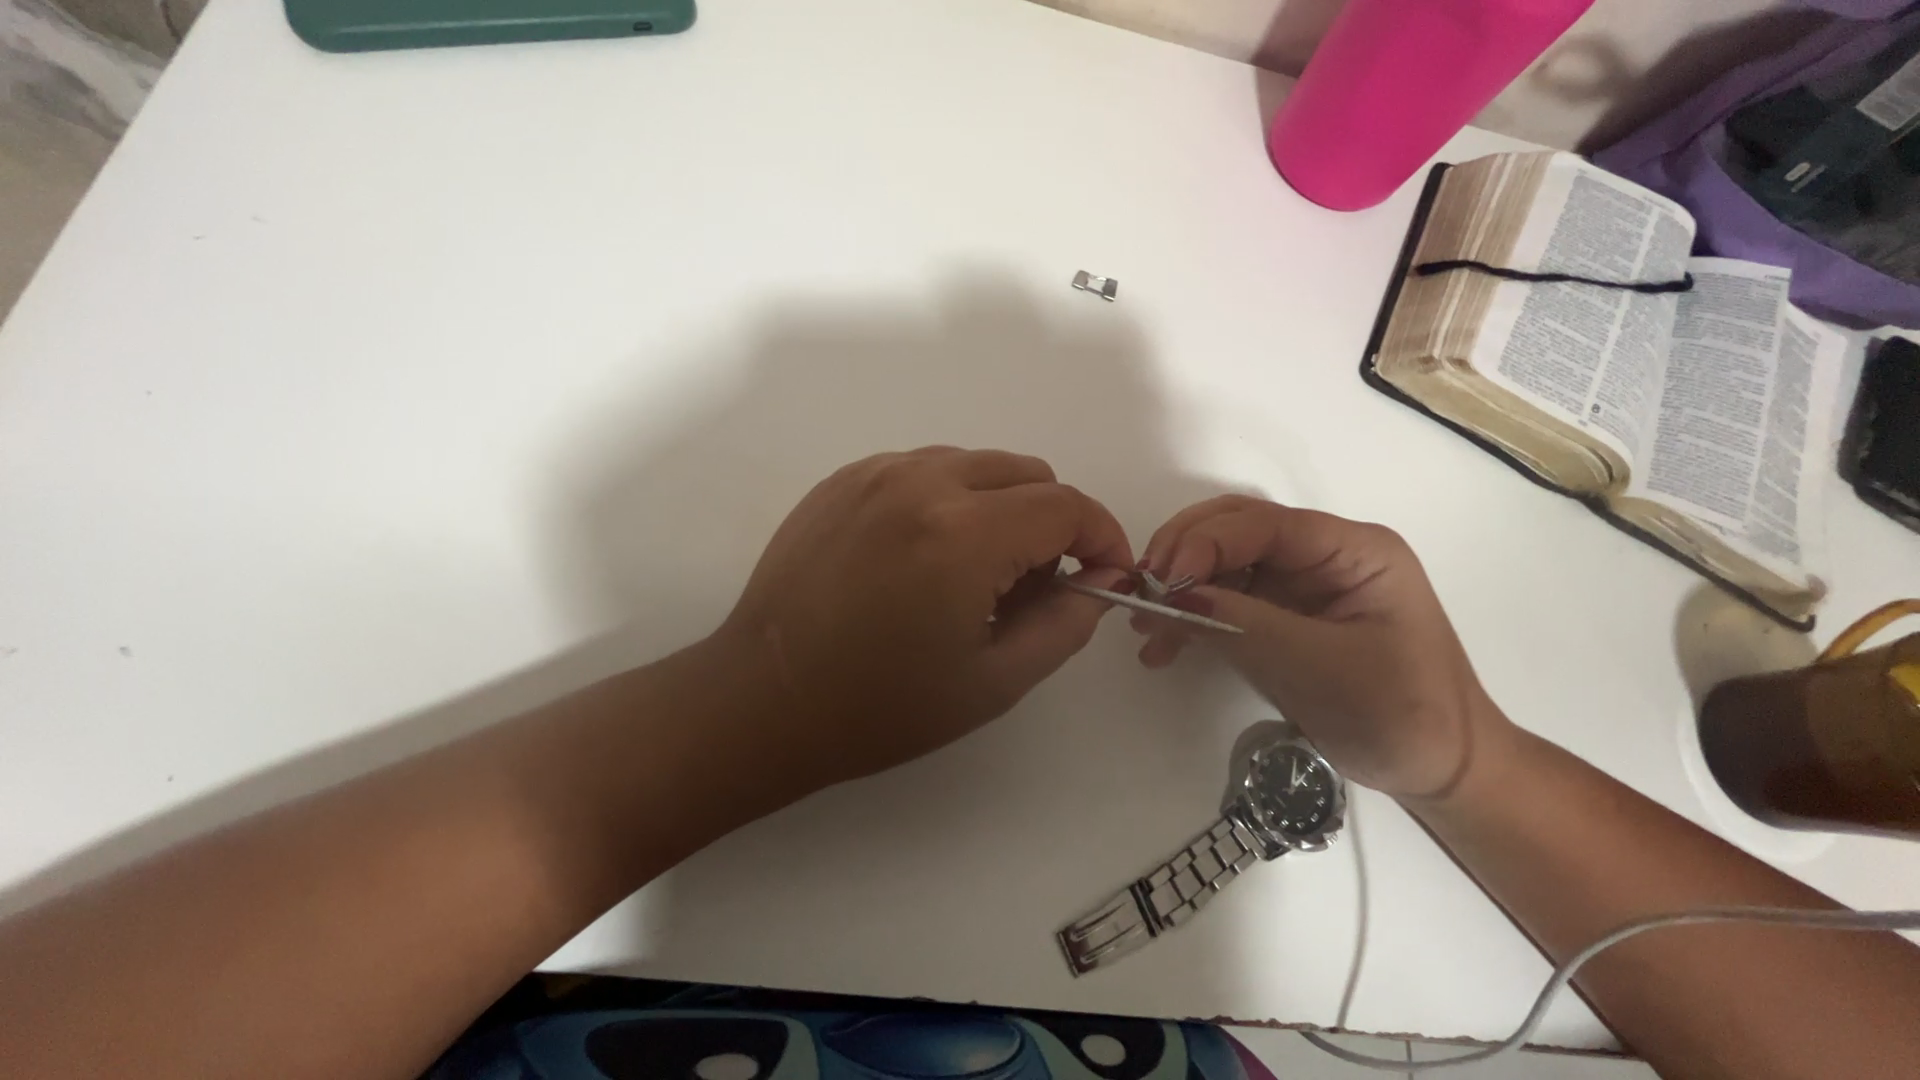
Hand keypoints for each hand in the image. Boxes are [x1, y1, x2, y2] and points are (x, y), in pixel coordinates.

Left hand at [713, 447, 1133, 790]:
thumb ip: (1065, 622)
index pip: (1065, 507)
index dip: (1102, 537)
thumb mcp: (995, 681)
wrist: (762, 700)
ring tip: (970, 574)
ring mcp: (874, 474)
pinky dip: (946, 501)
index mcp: (964, 534)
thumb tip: (1097, 580)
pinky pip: (921, 470)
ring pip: (974, 465)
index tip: (1106, 573)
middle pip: (1025, 473)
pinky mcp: (841, 481)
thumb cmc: (881, 706)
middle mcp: (921, 482)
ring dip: (998, 508)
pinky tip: (919, 558)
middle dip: (1050, 522)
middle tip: (1031, 585)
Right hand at [1134, 496, 1506, 799]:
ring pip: (1224, 564)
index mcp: (1353, 550)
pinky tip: (1163, 647)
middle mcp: (1323, 556)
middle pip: (1237, 529)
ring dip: (1180, 587)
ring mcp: (1301, 586)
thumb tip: (1172, 598)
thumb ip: (1245, 626)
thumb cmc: (1401, 714)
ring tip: (1144, 623)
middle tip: (1143, 589)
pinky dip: (1192, 618)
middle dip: (1185, 552)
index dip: (1207, 542)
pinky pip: (1226, 602)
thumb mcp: (1321, 668)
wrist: (1441, 770)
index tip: (1164, 580)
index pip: (1265, 524)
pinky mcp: (1283, 618)